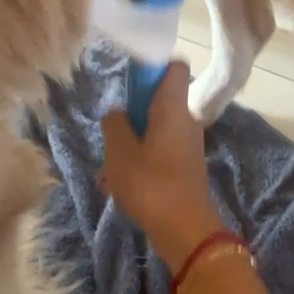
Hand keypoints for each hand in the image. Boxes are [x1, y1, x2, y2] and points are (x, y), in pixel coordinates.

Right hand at [100, 61, 226, 269]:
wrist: (184, 227)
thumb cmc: (151, 184)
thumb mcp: (120, 152)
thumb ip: (115, 125)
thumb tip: (117, 113)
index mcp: (173, 107)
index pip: (174, 67)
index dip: (153, 67)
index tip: (129, 81)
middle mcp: (185, 120)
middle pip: (157, 102)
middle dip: (130, 117)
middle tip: (110, 138)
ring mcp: (186, 143)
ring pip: (152, 131)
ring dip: (128, 147)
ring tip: (108, 173)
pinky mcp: (183, 165)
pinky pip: (157, 153)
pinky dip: (138, 164)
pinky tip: (116, 187)